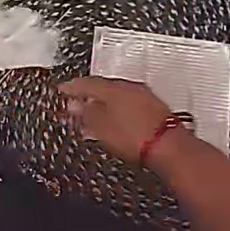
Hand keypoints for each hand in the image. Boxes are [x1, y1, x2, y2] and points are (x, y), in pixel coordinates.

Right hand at [58, 77, 176, 164]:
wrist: (168, 147)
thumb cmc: (137, 137)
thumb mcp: (101, 128)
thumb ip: (86, 115)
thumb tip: (74, 106)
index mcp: (113, 88)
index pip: (86, 83)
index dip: (71, 87)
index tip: (61, 90)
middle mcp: (129, 88)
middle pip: (102, 88)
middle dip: (87, 97)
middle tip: (74, 105)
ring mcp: (143, 96)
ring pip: (116, 97)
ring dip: (102, 105)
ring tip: (92, 117)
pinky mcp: (154, 108)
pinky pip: (128, 104)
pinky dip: (117, 110)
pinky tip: (115, 122)